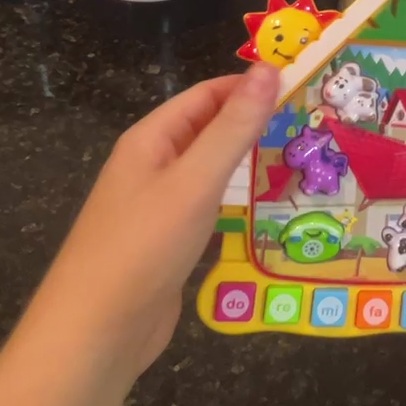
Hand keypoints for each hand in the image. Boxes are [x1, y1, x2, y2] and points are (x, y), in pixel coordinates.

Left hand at [21, 62, 277, 389]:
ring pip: (212, 168)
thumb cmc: (143, 247)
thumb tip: (270, 69)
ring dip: (251, 160)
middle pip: (210, 128)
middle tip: (311, 124)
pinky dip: (239, 198)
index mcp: (152, 139)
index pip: (208, 94)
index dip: (252, 85)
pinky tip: (268, 207)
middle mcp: (153, 164)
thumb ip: (234, 126)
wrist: (94, 336)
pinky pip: (210, 204)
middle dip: (257, 122)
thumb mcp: (195, 180)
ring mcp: (159, 204)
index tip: (304, 86)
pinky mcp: (169, 239)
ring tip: (301, 160)